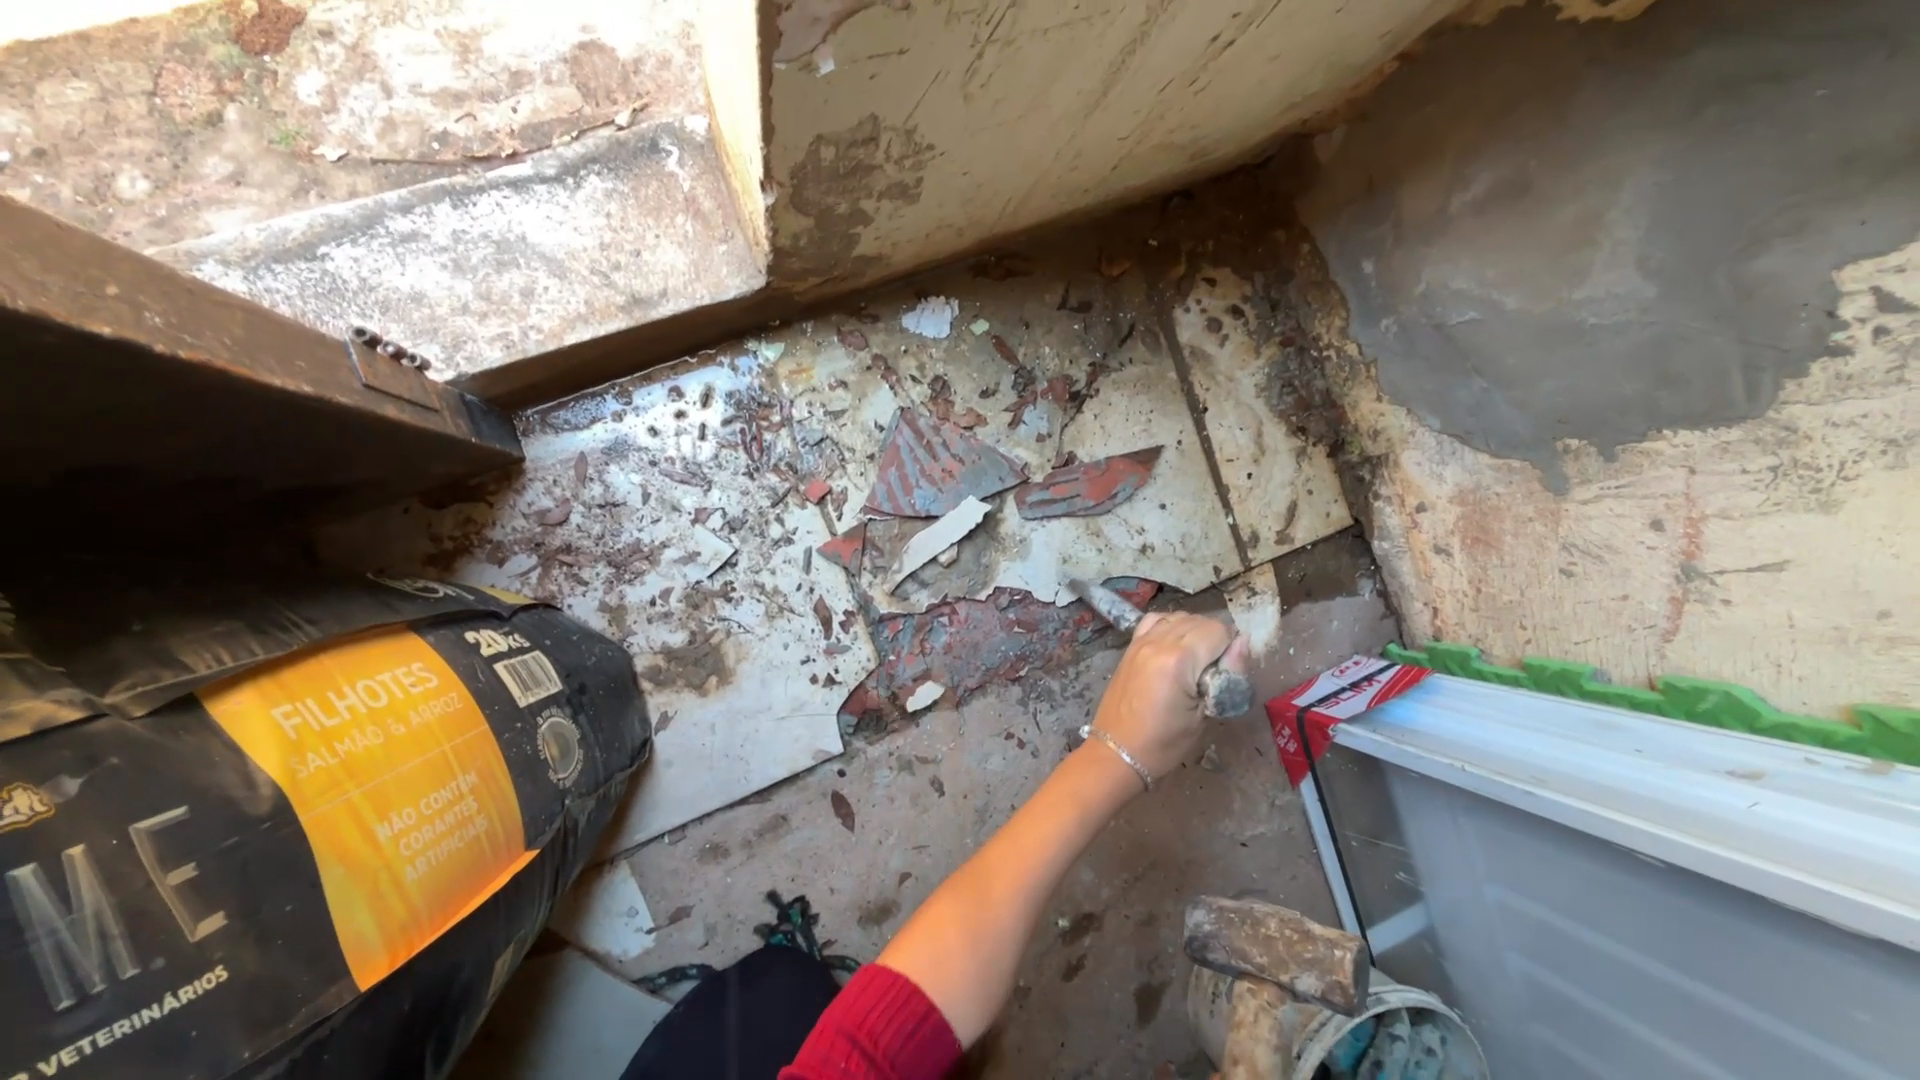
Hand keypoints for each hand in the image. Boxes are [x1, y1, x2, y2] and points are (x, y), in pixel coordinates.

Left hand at [1089, 613, 1248, 781]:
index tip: (1226, 673)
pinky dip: (1171, 626)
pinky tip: (1175, 647)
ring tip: (1195, 661)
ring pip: (1179, 616)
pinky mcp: (1130, 646)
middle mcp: (1158, 641)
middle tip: (1214, 671)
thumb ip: (1226, 676)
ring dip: (1194, 631)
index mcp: (1178, 659)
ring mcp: (1141, 641)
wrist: (1117, 751)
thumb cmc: (1164, 742)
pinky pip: (1156, 620)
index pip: (1219, 630)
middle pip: (1200, 620)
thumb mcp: (1204, 715)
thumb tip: (1242, 643)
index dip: (1231, 648)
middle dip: (1216, 639)